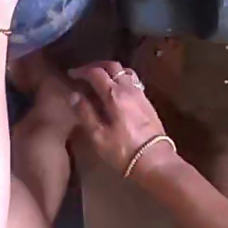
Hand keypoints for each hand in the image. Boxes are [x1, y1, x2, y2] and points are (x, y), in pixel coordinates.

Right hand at [70, 62, 181, 180]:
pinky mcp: (147, 102)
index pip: (96, 73)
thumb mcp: (98, 136)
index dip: (81, 71)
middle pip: (112, 66)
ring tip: (101, 79)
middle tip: (84, 73)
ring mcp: (140, 94)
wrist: (156, 161)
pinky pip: (133, 81)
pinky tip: (116, 91)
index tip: (71, 75)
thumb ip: (85, 113)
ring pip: (125, 71)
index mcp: (114, 94)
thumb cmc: (123, 150)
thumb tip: (73, 94)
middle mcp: (128, 89)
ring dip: (111, 71)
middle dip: (96, 66)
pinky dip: (121, 79)